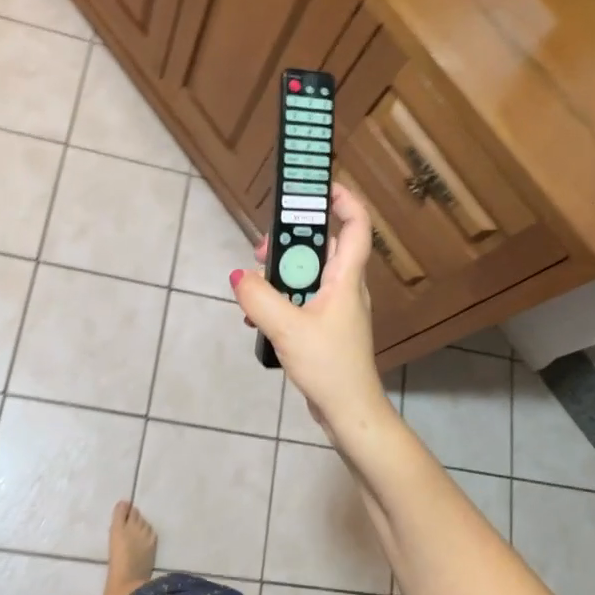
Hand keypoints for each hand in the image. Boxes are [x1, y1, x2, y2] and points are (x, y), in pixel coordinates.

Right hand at [231, 184, 390, 435]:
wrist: (348, 411)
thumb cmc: (328, 365)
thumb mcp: (287, 329)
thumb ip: (259, 299)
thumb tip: (238, 276)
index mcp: (346, 279)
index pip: (356, 226)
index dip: (343, 199)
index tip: (319, 184)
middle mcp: (345, 288)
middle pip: (321, 249)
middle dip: (289, 244)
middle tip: (261, 251)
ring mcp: (336, 310)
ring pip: (307, 277)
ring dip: (280, 278)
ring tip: (253, 291)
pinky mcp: (326, 329)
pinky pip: (302, 302)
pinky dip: (280, 302)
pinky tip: (258, 320)